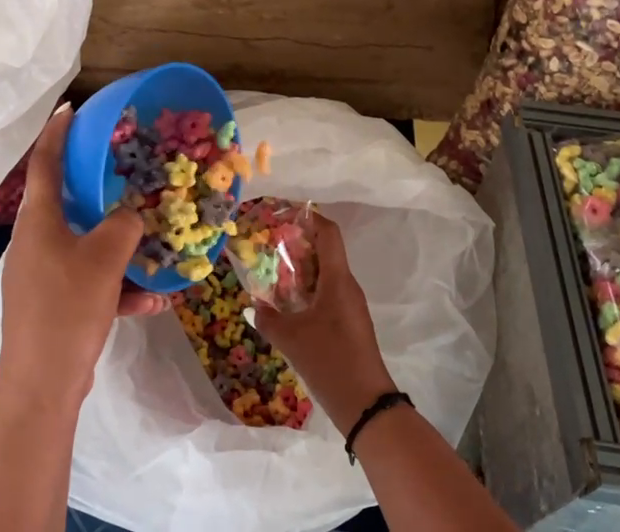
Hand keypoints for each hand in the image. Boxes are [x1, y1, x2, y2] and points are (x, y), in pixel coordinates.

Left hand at [0, 105, 166, 409]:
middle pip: (69, 204)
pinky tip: (153, 301)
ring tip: (155, 245)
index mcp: (39, 221)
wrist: (43, 384)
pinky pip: (91, 283)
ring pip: (86, 247)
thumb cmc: (68, 307)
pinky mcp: (54, 306)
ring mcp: (43, 276)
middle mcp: (36, 242)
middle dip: (100, 190)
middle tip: (128, 172)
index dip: (57, 133)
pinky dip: (119, 288)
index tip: (71, 108)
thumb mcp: (105, 258)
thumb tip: (131, 217)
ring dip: (121, 248)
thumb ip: (124, 226)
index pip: (45, 163)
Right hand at [252, 214, 397, 432]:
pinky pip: (327, 296)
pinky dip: (307, 293)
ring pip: (325, 276)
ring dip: (300, 273)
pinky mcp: (348, 325)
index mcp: (338, 279)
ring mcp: (350, 306)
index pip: (328, 234)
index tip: (284, 216)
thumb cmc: (329, 360)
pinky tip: (287, 308)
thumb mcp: (291, 339)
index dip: (309, 219)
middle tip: (268, 249)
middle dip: (297, 247)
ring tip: (271, 278)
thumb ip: (268, 318)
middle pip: (325, 253)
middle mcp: (347, 286)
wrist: (365, 404)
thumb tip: (254, 306)